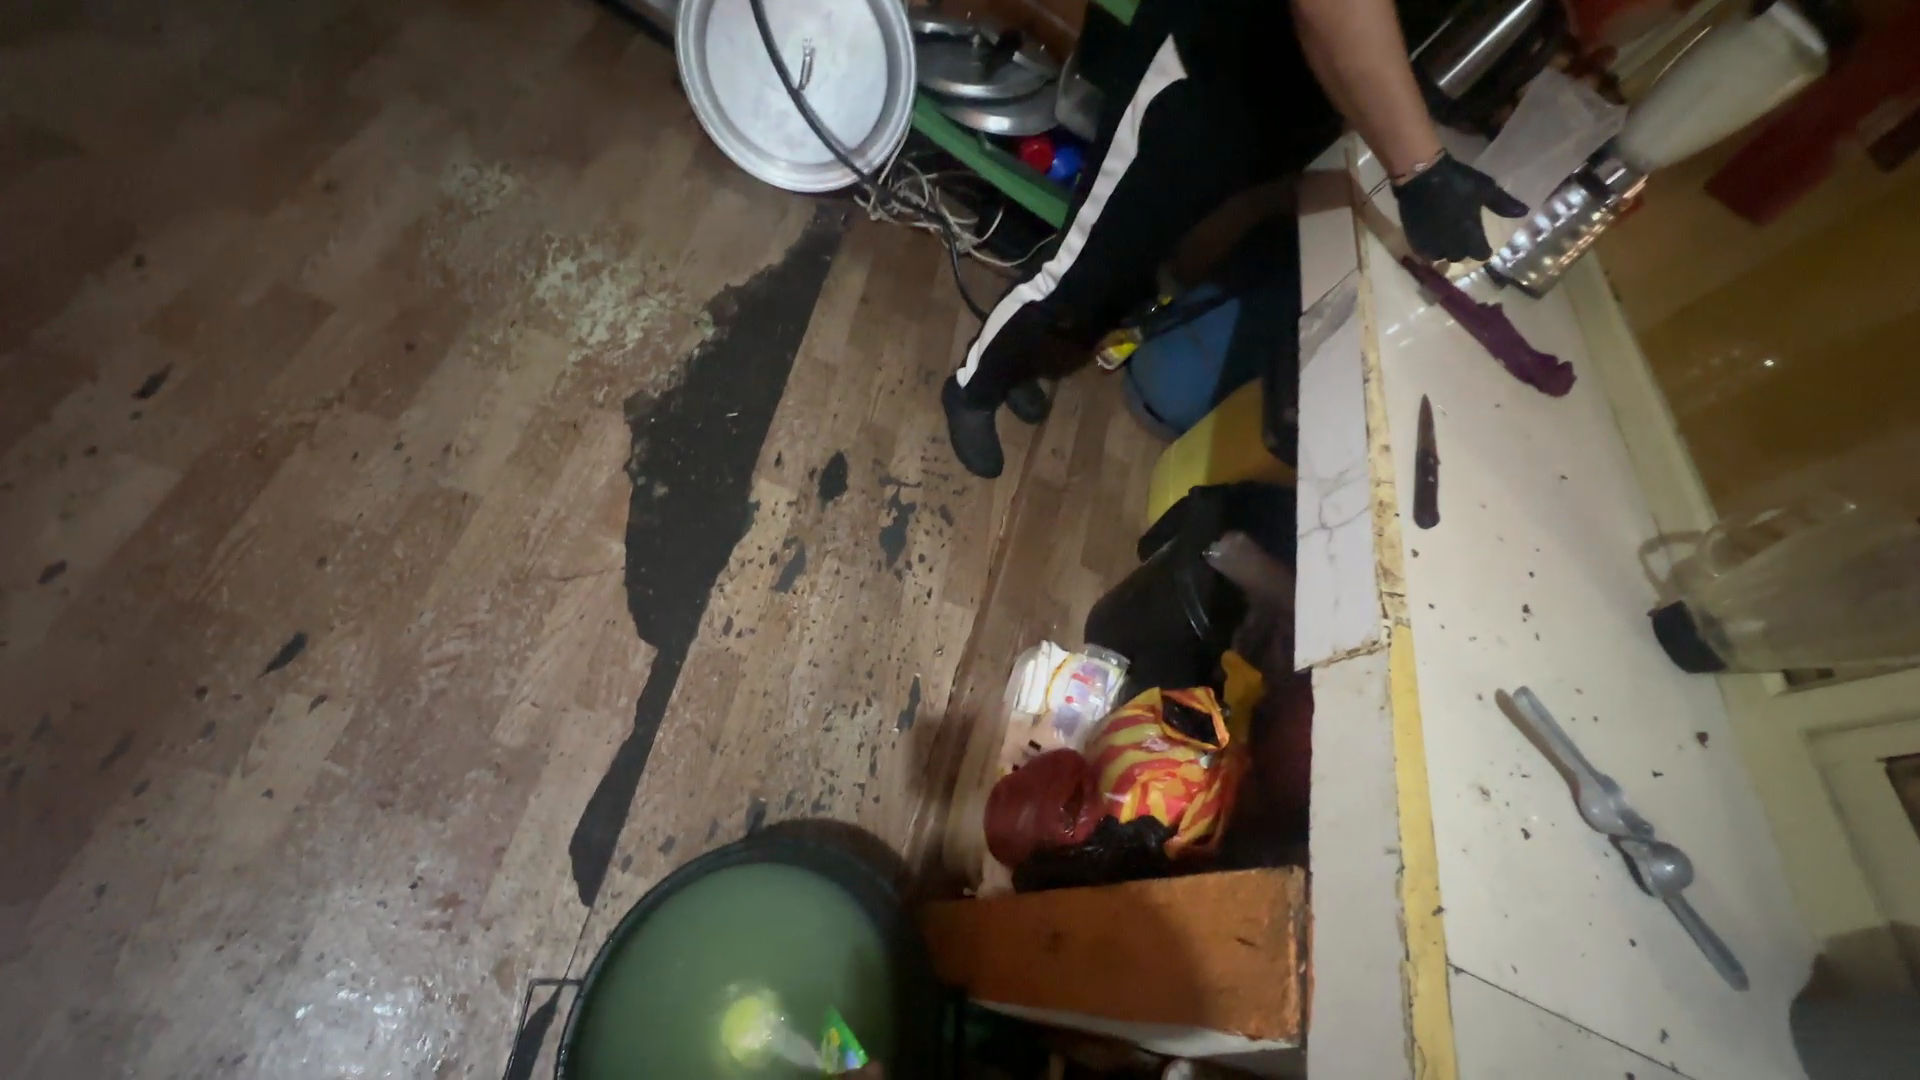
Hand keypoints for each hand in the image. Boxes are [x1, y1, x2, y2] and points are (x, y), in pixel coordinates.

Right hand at [1392, 151, 1527, 261]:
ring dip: (1446, 251)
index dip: (1484, 250)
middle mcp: (1449, 244)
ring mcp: (1430, 243)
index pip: (1480, 254)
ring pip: (1440, 257)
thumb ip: (1503, 204)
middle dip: (1464, 250)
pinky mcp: (1415, 240)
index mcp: (1469, 233)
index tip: (1485, 245)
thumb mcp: (1485, 189)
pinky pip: (1425, 253)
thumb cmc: (1457, 182)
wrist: (1422, 177)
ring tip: (1447, 241)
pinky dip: (1430, 249)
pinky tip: (1433, 239)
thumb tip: (1524, 213)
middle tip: (1466, 240)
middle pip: (1459, 257)